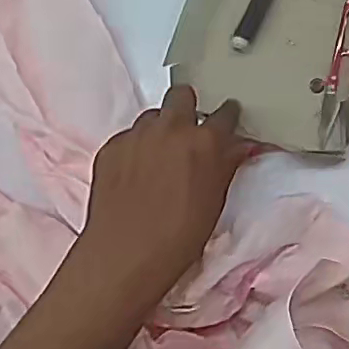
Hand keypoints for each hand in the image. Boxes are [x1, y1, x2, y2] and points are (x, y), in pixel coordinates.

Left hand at [76, 84, 250, 307]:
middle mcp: (171, 128)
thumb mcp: (216, 198)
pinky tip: (136, 171)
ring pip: (153, 116)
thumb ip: (227, 164)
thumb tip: (238, 147)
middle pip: (181, 94)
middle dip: (187, 106)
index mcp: (205, 140)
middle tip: (189, 129)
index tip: (227, 120)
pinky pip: (128, 136)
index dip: (227, 116)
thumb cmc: (181, 234)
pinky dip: (135, 147)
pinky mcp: (110, 146)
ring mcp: (137, 135)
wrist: (126, 254)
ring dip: (160, 127)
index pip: (225, 112)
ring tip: (160, 153)